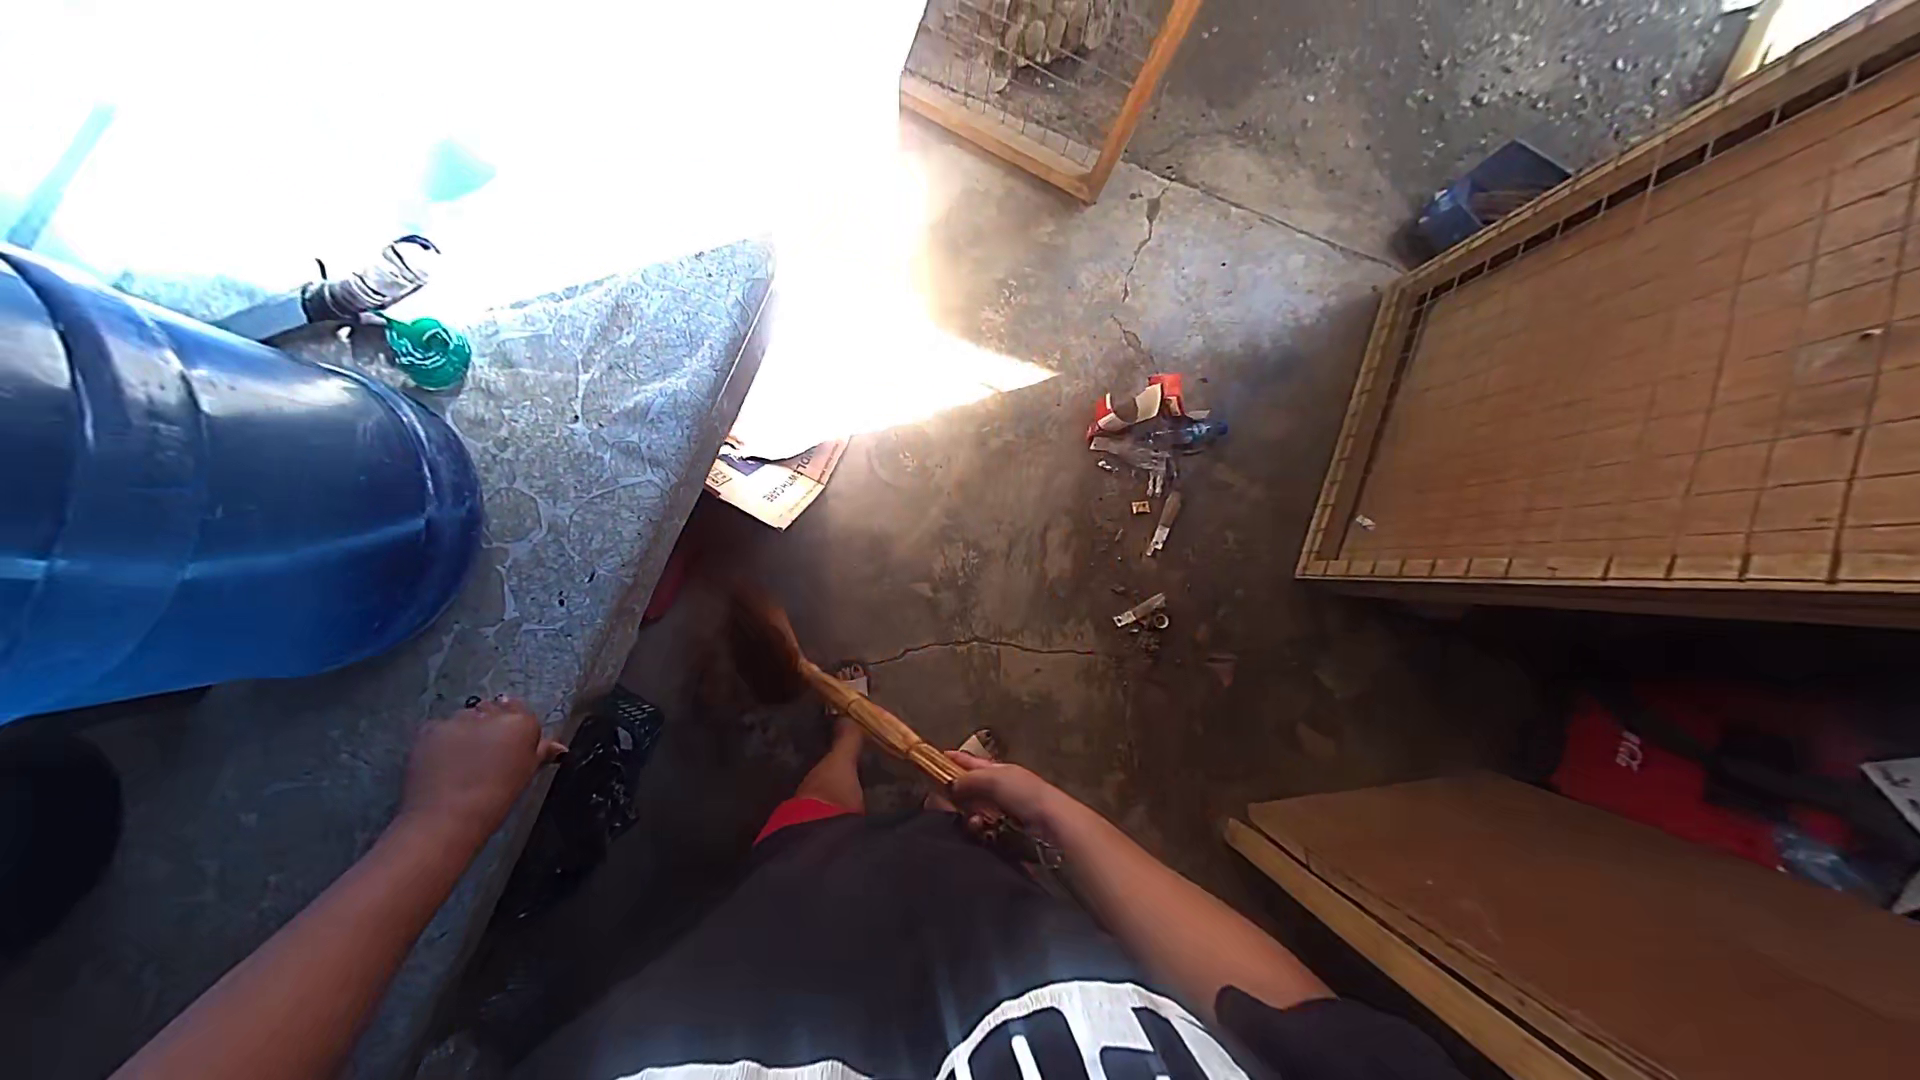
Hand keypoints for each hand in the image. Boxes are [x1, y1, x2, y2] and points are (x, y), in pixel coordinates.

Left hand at [399, 696, 566, 841]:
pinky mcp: (431, 729)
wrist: (447, 816)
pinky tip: (440, 760)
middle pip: (491, 710)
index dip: (513, 727)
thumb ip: (540, 752)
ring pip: (465, 718)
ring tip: (459, 758)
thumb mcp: (526, 773)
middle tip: (483, 753)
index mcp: (522, 723)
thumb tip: (558, 747)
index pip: (519, 710)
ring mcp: (459, 720)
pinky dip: (440, 739)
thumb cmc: (497, 797)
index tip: (507, 745)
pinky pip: (439, 728)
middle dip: (488, 725)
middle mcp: (493, 714)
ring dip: (465, 731)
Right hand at [947, 751, 1073, 834]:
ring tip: (969, 821)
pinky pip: (984, 829)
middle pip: (973, 789)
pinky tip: (978, 831)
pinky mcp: (1008, 833)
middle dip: (958, 793)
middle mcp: (1004, 788)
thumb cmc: (1025, 794)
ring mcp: (1007, 811)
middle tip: (944, 800)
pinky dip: (978, 829)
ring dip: (968, 815)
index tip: (936, 760)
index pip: (974, 763)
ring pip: (976, 811)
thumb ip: (971, 779)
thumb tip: (950, 784)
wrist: (1052, 825)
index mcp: (1002, 770)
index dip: (956, 760)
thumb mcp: (995, 778)